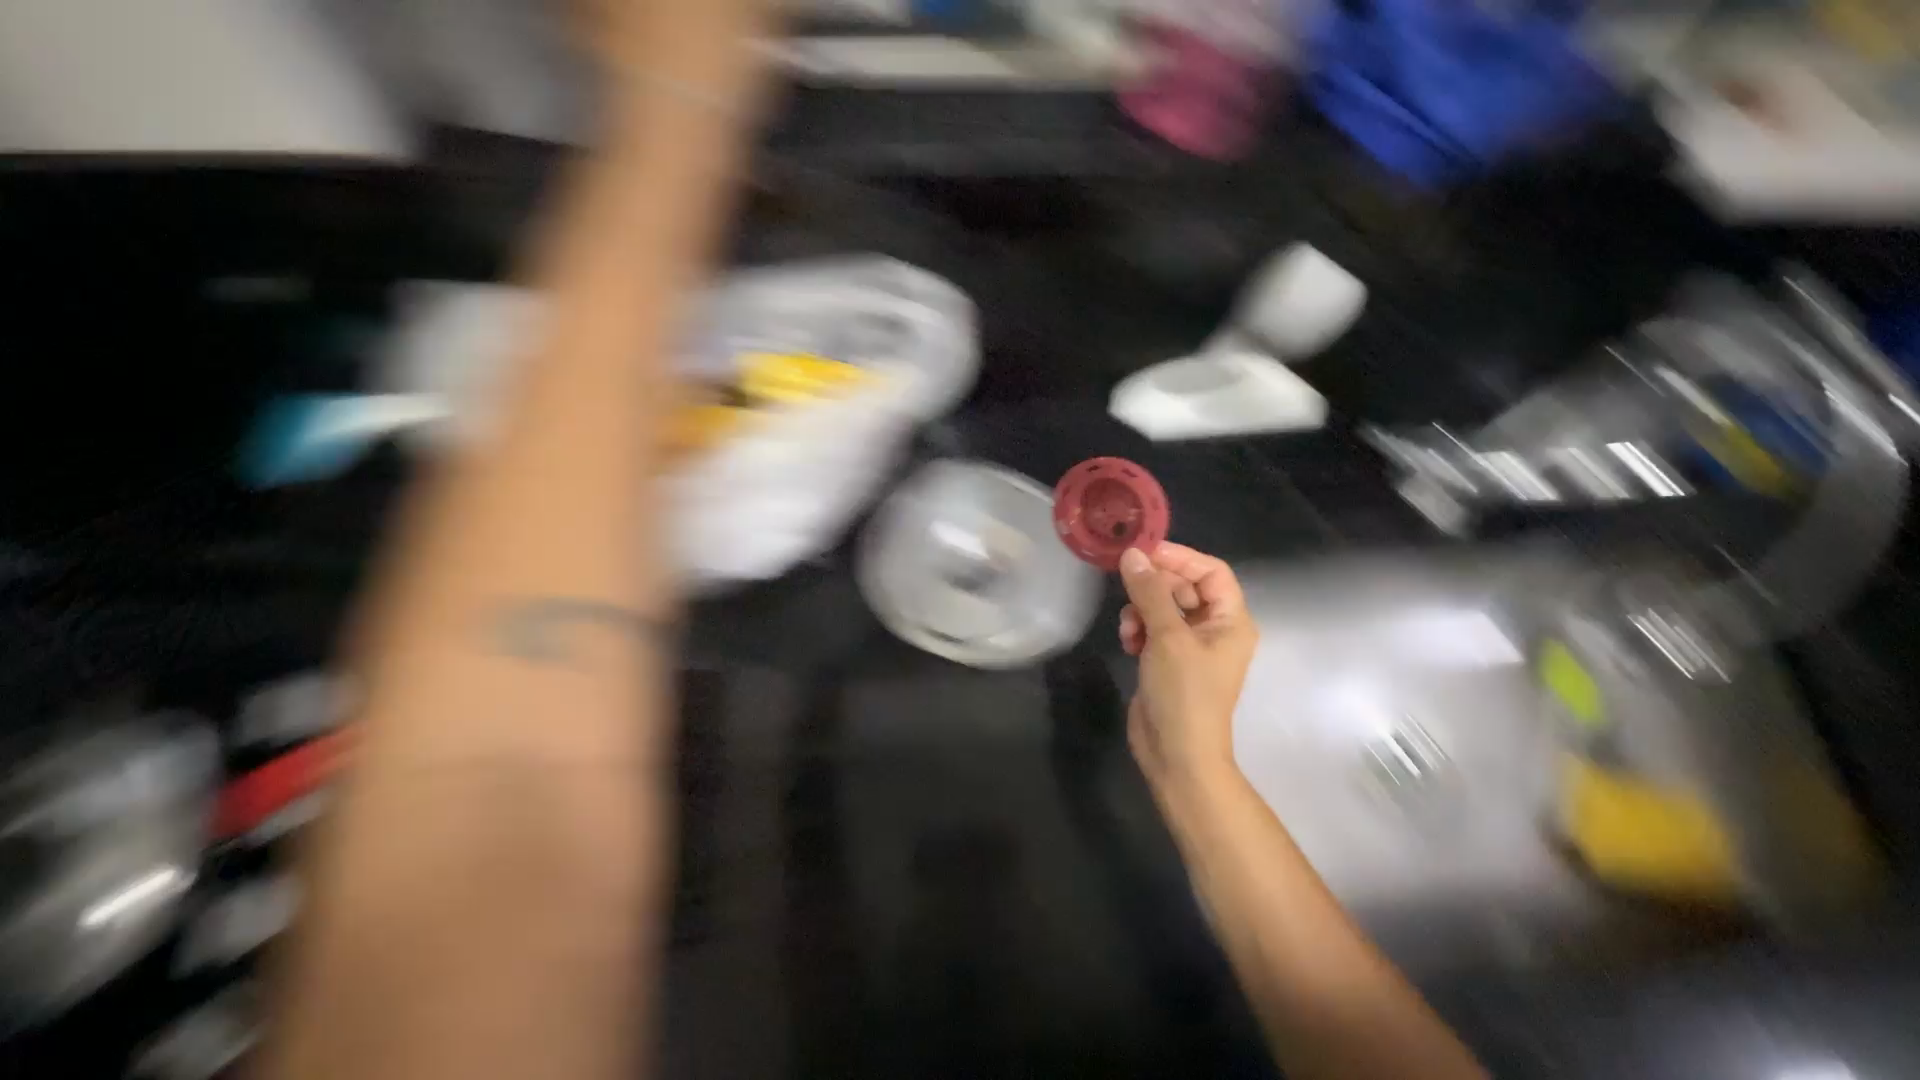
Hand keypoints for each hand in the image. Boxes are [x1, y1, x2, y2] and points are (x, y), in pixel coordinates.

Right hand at [1118, 544, 1257, 793]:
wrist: (1177, 754)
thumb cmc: (1184, 693)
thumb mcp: (1167, 637)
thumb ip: (1150, 592)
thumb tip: (1132, 554)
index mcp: (1232, 620)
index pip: (1212, 571)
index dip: (1180, 557)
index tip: (1144, 552)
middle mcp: (1216, 629)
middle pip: (1185, 587)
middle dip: (1155, 588)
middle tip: (1128, 589)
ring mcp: (1191, 647)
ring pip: (1163, 608)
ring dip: (1141, 610)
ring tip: (1129, 629)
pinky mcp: (1168, 662)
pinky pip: (1153, 630)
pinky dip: (1139, 630)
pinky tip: (1128, 643)